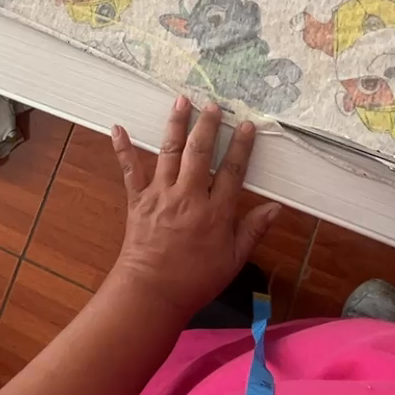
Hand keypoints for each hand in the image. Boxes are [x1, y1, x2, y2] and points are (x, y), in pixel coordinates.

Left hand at [108, 97, 281, 320]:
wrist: (152, 293)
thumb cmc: (195, 279)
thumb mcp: (233, 260)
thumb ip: (253, 230)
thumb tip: (276, 207)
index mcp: (215, 213)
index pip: (232, 172)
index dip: (242, 147)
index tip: (247, 126)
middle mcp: (188, 197)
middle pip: (200, 153)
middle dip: (208, 126)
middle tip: (214, 105)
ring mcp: (160, 195)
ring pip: (169, 152)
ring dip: (175, 125)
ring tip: (181, 101)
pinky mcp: (138, 199)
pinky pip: (130, 170)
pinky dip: (123, 148)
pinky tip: (118, 127)